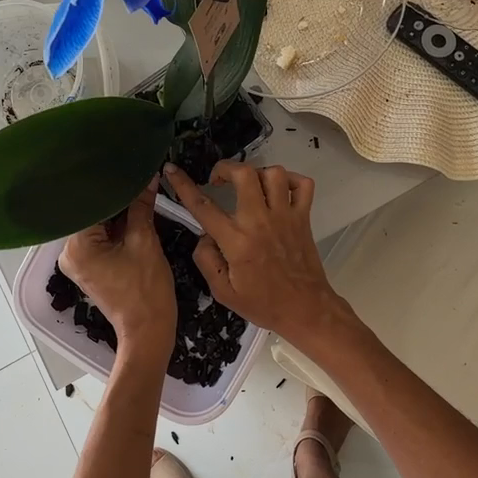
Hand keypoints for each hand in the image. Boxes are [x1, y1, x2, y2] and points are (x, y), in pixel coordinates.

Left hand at [57, 180, 175, 357]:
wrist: (148, 329)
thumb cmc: (145, 289)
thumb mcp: (145, 241)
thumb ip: (141, 205)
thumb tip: (148, 176)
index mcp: (76, 245)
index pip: (90, 202)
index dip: (110, 184)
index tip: (124, 163)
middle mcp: (68, 251)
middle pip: (92, 213)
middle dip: (115, 197)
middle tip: (134, 172)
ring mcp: (78, 260)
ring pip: (98, 223)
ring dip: (117, 211)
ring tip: (136, 186)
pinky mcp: (89, 265)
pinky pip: (101, 237)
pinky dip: (116, 226)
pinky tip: (132, 210)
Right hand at [163, 161, 351, 344]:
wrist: (305, 309)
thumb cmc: (262, 304)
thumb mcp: (223, 292)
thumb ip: (206, 260)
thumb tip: (204, 235)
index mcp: (236, 241)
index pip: (204, 206)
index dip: (183, 184)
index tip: (172, 170)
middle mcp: (260, 221)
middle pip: (244, 174)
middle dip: (225, 168)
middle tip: (218, 179)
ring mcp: (285, 216)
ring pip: (274, 173)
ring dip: (258, 173)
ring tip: (249, 186)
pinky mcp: (304, 217)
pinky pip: (303, 185)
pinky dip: (291, 180)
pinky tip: (280, 191)